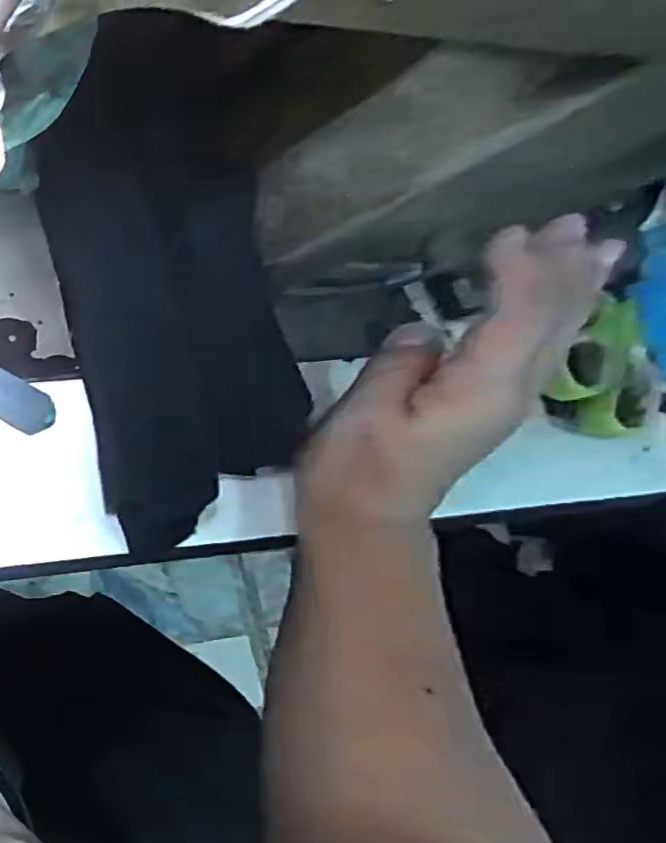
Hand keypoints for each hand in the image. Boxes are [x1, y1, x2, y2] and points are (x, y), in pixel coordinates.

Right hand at [296, 215, 622, 532]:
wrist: (362, 518)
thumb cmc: (354, 468)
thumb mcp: (362, 413)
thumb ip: (397, 364)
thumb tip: (421, 329)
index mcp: (482, 387)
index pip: (519, 313)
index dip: (519, 270)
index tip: (505, 234)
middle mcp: (512, 390)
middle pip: (556, 319)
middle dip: (564, 269)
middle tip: (569, 223)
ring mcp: (504, 402)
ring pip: (556, 333)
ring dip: (571, 288)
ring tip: (590, 248)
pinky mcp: (487, 410)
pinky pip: (537, 350)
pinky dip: (552, 316)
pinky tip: (548, 306)